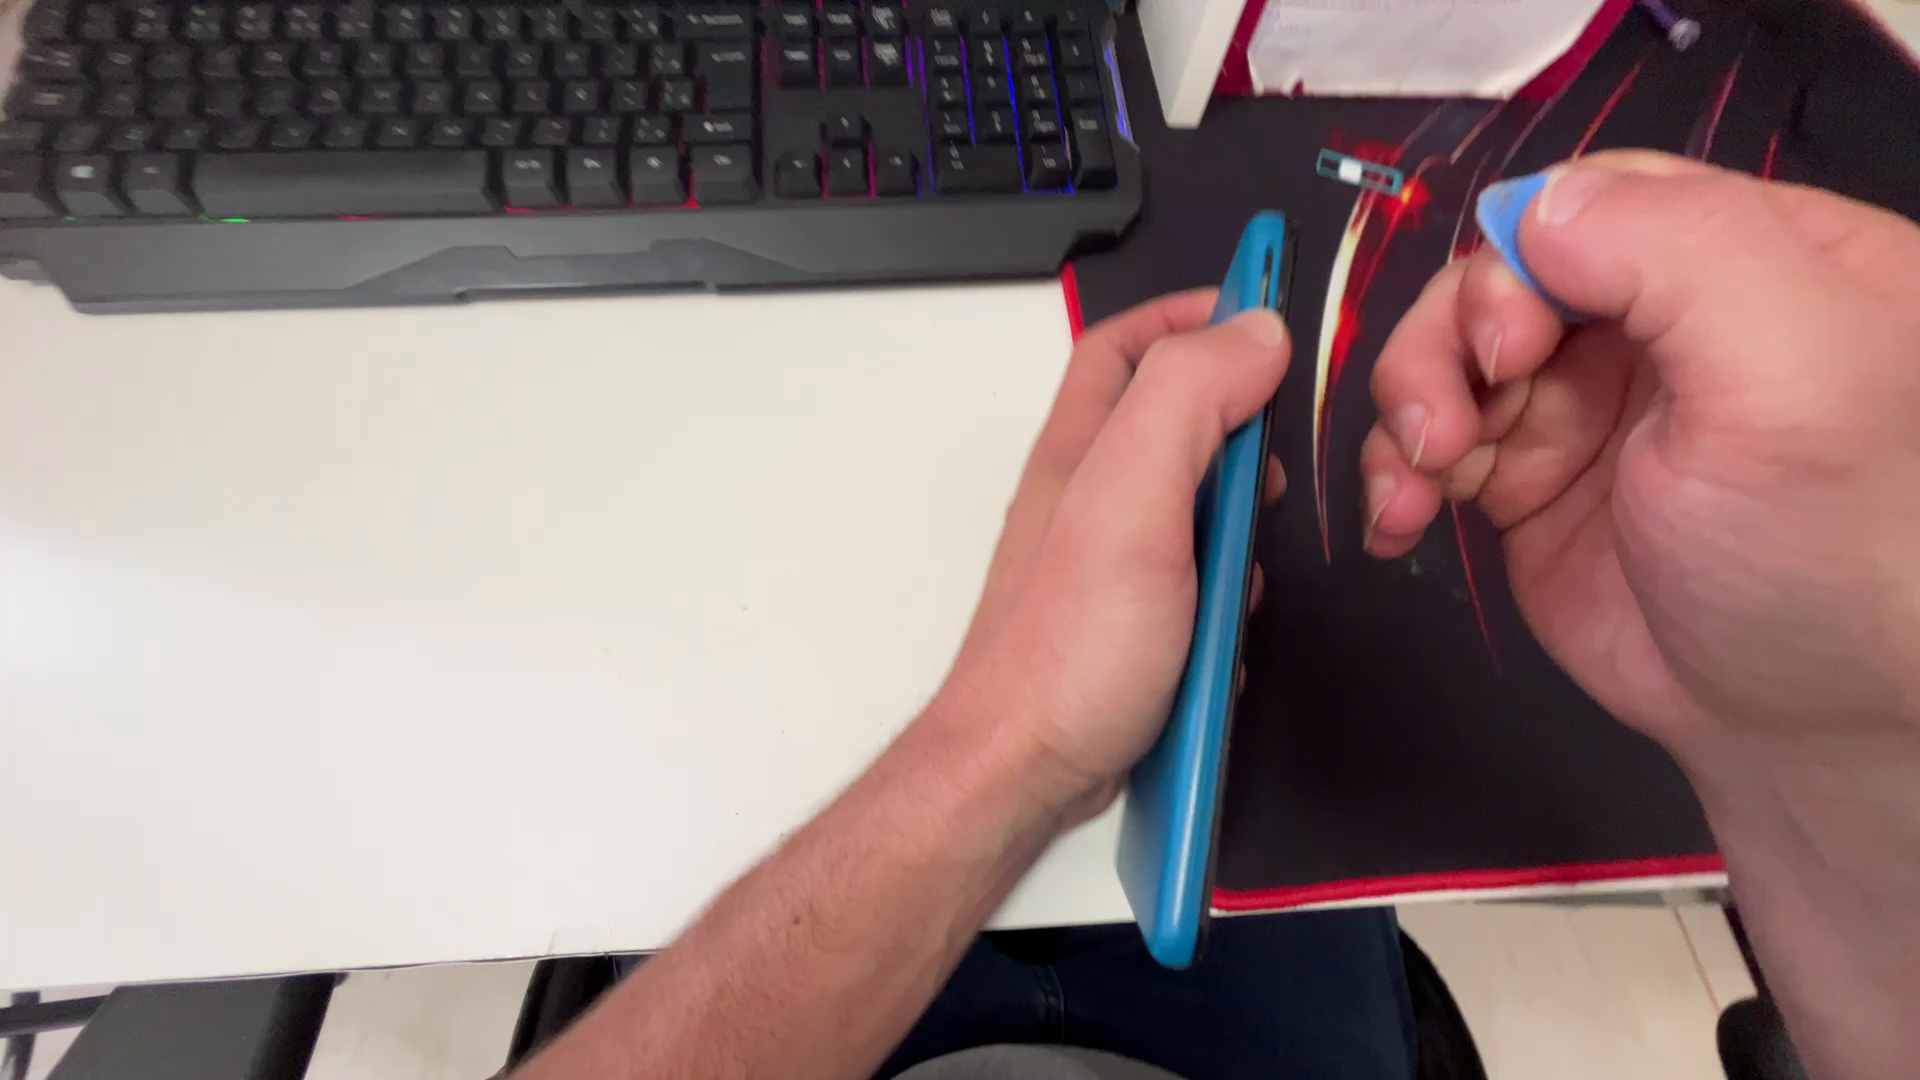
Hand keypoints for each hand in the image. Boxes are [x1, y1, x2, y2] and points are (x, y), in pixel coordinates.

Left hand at [930, 290, 1289, 816]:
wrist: (1028, 764)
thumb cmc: (1071, 642)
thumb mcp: (1129, 505)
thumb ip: (1185, 405)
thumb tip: (1253, 332)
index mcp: (1079, 448)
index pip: (1124, 344)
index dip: (1189, 311)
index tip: (1263, 307)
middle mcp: (1089, 490)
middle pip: (1170, 416)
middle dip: (1235, 422)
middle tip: (1273, 460)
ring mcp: (1111, 552)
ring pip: (1195, 498)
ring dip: (1238, 515)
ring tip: (1251, 555)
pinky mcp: (1134, 607)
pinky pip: (1197, 567)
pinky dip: (1227, 577)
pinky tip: (1231, 613)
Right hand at [1361, 150, 1919, 764]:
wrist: (1792, 715)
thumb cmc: (1829, 548)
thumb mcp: (1798, 380)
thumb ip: (1682, 256)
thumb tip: (1528, 208)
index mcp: (1736, 268)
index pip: (1582, 209)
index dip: (1510, 269)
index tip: (1506, 356)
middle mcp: (1638, 328)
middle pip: (1481, 292)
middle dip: (1435, 361)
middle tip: (1444, 439)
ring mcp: (1563, 406)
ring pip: (1433, 370)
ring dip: (1401, 428)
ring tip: (1414, 496)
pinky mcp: (1508, 477)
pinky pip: (1417, 449)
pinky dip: (1391, 482)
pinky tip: (1398, 525)